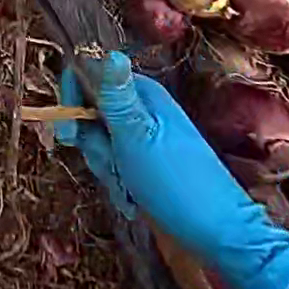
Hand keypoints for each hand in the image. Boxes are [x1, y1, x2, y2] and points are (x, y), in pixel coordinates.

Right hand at [55, 52, 288, 288]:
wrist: (221, 236)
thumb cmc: (177, 183)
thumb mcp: (138, 137)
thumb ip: (116, 96)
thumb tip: (109, 52)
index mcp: (142, 93)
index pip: (89, 76)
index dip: (71, 102)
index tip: (67, 137)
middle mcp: (142, 109)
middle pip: (90, 112)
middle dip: (92, 145)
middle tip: (111, 166)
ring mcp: (144, 137)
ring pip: (99, 142)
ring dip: (105, 168)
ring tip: (127, 189)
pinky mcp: (145, 163)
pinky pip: (114, 165)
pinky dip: (117, 183)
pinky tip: (132, 201)